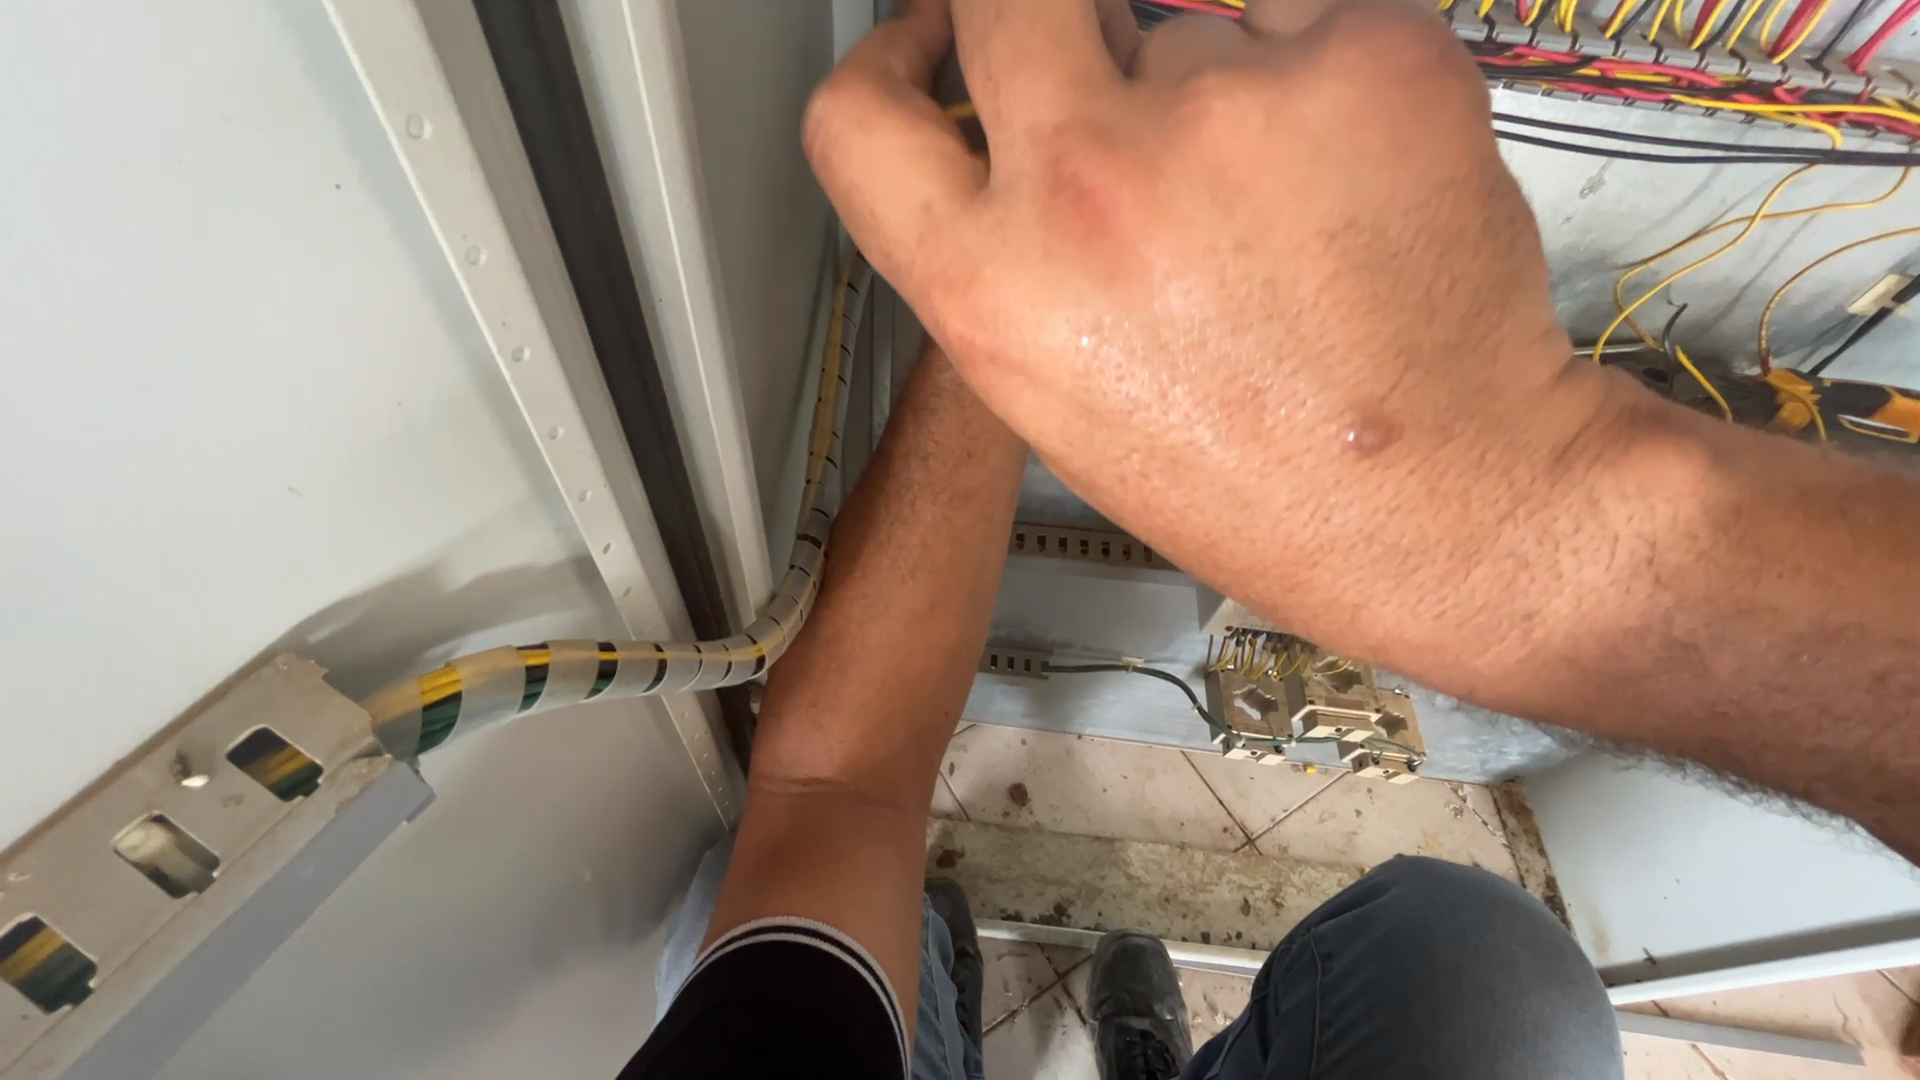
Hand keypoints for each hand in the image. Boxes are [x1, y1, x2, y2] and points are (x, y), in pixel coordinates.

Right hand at [805, 0, 1635, 660]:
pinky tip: (1333, 187)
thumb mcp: (1056, 392)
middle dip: (1041, 20)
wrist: (1423, 501)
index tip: (928, 43)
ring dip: (1195, 91)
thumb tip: (1003, 140)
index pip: (854, 121)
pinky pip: (1293, 22)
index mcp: (993, 292)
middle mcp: (1083, 187)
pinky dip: (1301, 82)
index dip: (888, 60)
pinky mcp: (1363, 59)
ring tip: (1258, 211)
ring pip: (1170, 28)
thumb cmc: (1231, 477)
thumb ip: (1003, 257)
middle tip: (1101, 81)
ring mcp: (1222, 109)